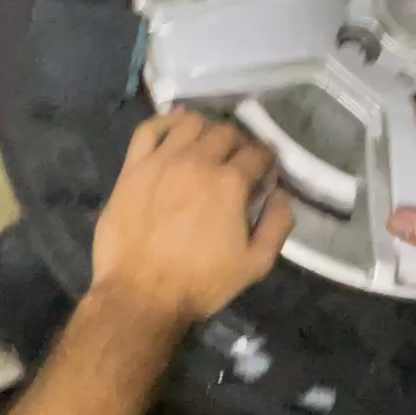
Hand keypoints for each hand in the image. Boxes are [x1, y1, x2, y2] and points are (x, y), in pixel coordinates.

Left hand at [91, 108, 294, 327]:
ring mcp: (162, 160)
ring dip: (207, 129)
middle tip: (238, 161)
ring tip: (208, 145)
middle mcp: (198, 161)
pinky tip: (176, 123)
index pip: (258, 153)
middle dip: (240, 143)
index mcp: (230, 183)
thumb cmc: (200, 282)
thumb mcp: (255, 264)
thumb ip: (278, 225)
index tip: (264, 173)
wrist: (139, 295)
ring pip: (191, 123)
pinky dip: (167, 120)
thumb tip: (281, 194)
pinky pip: (150, 128)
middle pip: (226, 133)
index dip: (266, 161)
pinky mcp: (133, 167)